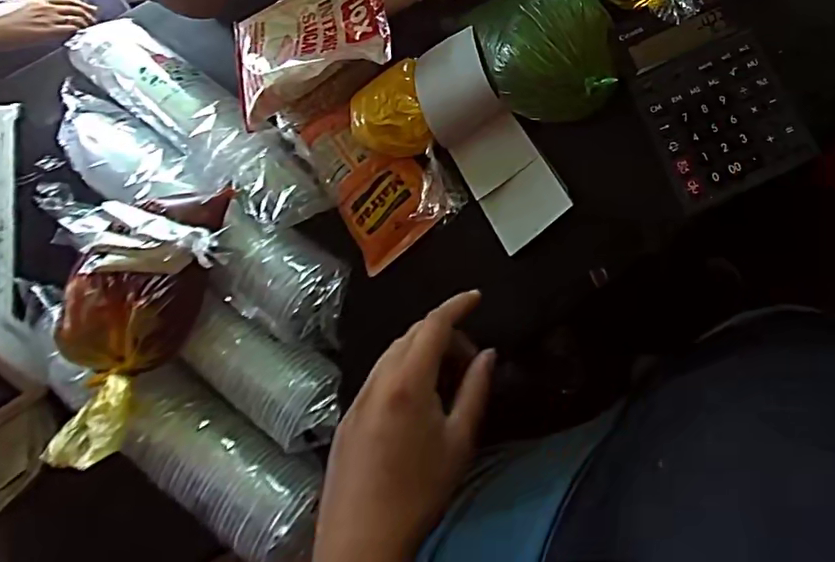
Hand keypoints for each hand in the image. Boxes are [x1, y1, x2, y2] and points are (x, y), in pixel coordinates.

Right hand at [0, 0, 96, 52]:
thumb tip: (22, 11)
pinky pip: (72, 29)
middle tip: (95, 18)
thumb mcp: (7, 8)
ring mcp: (48, 19)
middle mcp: (45, 8)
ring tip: (91, 28)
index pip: (64, 0)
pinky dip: (80, 31)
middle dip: (88, 13)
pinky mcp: (48, 31)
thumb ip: (20, 9)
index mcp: (35, 2)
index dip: (79, 4)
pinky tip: (83, 34)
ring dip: (87, 23)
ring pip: (78, 18)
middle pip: (76, 8)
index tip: (87, 7)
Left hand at [316, 291, 495, 561]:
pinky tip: (419, 399)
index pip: (433, 325)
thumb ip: (476, 389)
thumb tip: (487, 355)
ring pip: (392, 354)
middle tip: (469, 356)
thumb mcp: (460, 440)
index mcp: (407, 383)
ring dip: (422, 350)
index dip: (457, 305)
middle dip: (443, 331)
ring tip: (447, 379)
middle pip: (411, 335)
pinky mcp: (346, 422)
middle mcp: (376, 384)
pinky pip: (378, 376)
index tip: (476, 297)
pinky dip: (402, 369)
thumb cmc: (418, 494)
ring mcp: (356, 403)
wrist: (359, 549)